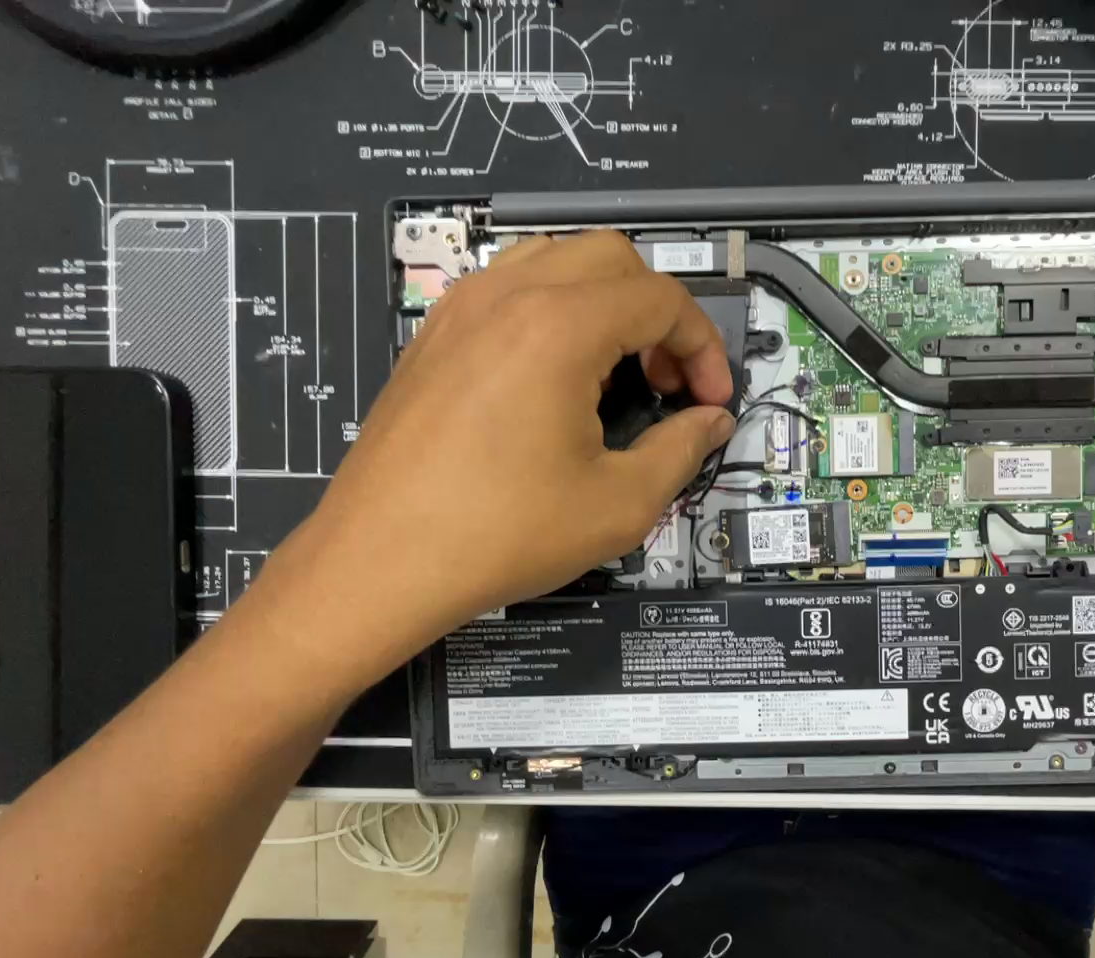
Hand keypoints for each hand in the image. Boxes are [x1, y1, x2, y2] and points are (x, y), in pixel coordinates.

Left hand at [248, 230, 734, 691]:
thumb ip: (681, 450)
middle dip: (658, 314)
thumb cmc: (505, 534)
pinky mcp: (433, 334)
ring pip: (557, 261)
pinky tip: (553, 375)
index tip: (711, 401)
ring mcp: (461, 308)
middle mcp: (508, 296)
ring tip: (613, 371)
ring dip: (605, 302)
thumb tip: (712, 422)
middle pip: (612, 259)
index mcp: (559, 327)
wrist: (382, 562)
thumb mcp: (620, 504)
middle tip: (666, 383)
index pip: (660, 299)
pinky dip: (553, 309)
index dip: (703, 348)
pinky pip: (509, 288)